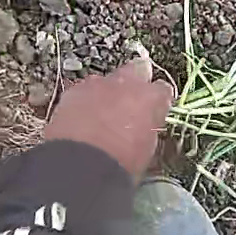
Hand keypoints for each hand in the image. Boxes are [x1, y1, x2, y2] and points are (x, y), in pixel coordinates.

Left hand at [44, 57, 174, 179]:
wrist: (81, 164)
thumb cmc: (122, 162)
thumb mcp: (147, 149)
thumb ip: (148, 129)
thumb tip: (144, 128)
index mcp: (151, 98)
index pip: (162, 90)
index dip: (158, 101)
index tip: (154, 111)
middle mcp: (127, 83)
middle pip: (135, 70)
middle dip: (134, 82)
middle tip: (130, 102)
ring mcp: (98, 84)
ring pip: (106, 80)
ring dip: (106, 92)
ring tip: (100, 115)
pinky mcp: (73, 91)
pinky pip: (82, 91)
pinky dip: (84, 101)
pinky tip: (80, 118)